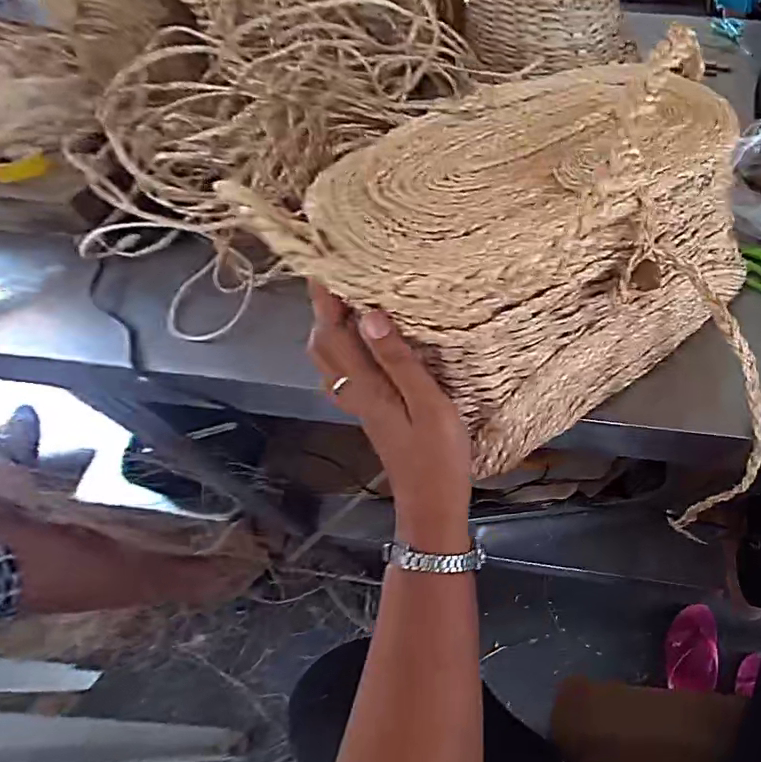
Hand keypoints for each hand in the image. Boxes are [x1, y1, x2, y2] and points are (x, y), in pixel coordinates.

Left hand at [306, 283, 472, 551]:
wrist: (431, 502)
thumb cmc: (437, 455)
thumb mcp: (429, 405)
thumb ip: (399, 361)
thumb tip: (370, 315)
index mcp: (365, 386)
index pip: (334, 331)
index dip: (327, 295)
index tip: (328, 259)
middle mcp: (353, 392)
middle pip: (323, 343)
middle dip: (326, 306)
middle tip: (346, 276)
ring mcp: (359, 404)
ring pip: (330, 358)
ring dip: (333, 326)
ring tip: (355, 302)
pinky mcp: (371, 413)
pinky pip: (345, 372)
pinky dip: (345, 349)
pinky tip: (365, 345)